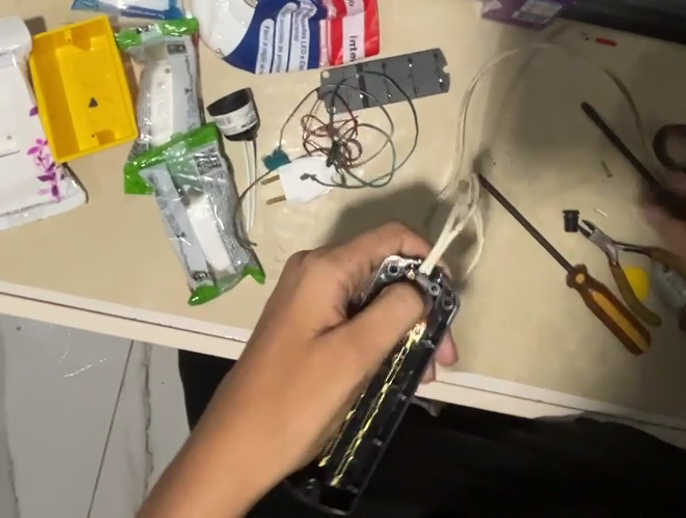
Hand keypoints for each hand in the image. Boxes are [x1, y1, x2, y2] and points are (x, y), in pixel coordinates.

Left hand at [180, 223, 459, 503]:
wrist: (234, 448)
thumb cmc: (295, 399)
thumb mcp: (354, 355)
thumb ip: (395, 311)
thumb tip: (422, 287)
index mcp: (325, 268)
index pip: (391, 237)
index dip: (427, 258)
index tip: (450, 298)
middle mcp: (316, 270)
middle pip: (384, 269)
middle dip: (419, 306)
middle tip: (444, 355)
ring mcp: (309, 296)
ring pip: (373, 296)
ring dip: (404, 328)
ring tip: (425, 374)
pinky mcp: (307, 322)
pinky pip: (355, 316)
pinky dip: (380, 337)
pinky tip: (398, 371)